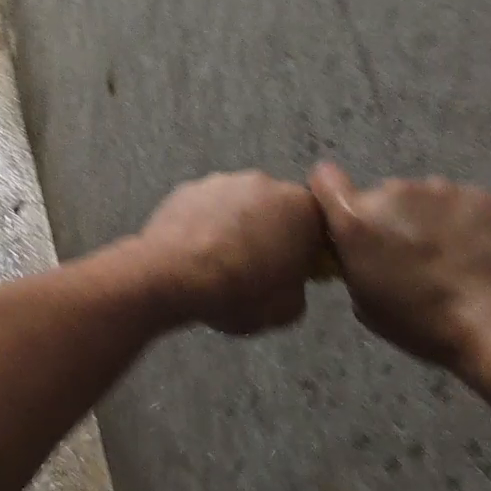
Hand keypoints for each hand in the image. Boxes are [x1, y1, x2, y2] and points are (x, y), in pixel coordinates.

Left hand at [132, 171, 325, 335]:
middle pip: (274, 208)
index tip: (294, 269)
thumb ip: (298, 288)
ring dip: (234, 226)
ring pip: (237, 205)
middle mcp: (262, 182)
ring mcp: (220, 181)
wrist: (173, 276)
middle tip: (255, 267)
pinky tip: (192, 253)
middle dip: (269, 232)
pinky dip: (203, 225)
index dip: (307, 247)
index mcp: (299, 206)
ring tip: (218, 262)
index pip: (317, 222)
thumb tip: (287, 281)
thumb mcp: (287, 309)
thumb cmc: (241, 291)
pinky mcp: (185, 188)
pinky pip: (204, 208)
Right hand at [308, 163, 490, 367]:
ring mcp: (442, 190)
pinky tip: (482, 255)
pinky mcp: (482, 195)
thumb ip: (355, 263)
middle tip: (412, 256)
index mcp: (357, 219)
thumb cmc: (423, 322)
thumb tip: (364, 252)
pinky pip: (464, 204)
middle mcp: (394, 193)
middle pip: (383, 196)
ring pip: (426, 199)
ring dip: (430, 219)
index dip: (332, 194)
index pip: (324, 179)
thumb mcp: (367, 304)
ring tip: (453, 257)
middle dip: (392, 219)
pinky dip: (467, 224)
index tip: (344, 215)